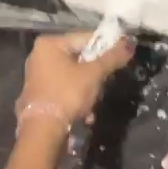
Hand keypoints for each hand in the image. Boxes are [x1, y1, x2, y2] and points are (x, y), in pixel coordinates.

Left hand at [14, 32, 133, 134]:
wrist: (43, 130)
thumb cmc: (67, 94)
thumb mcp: (93, 74)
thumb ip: (112, 57)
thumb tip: (130, 43)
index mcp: (49, 44)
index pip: (84, 38)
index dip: (105, 46)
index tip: (120, 56)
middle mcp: (39, 56)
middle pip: (78, 58)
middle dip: (95, 74)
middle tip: (106, 82)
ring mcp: (37, 76)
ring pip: (73, 76)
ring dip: (88, 90)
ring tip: (94, 102)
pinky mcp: (39, 94)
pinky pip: (64, 89)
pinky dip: (76, 99)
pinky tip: (85, 114)